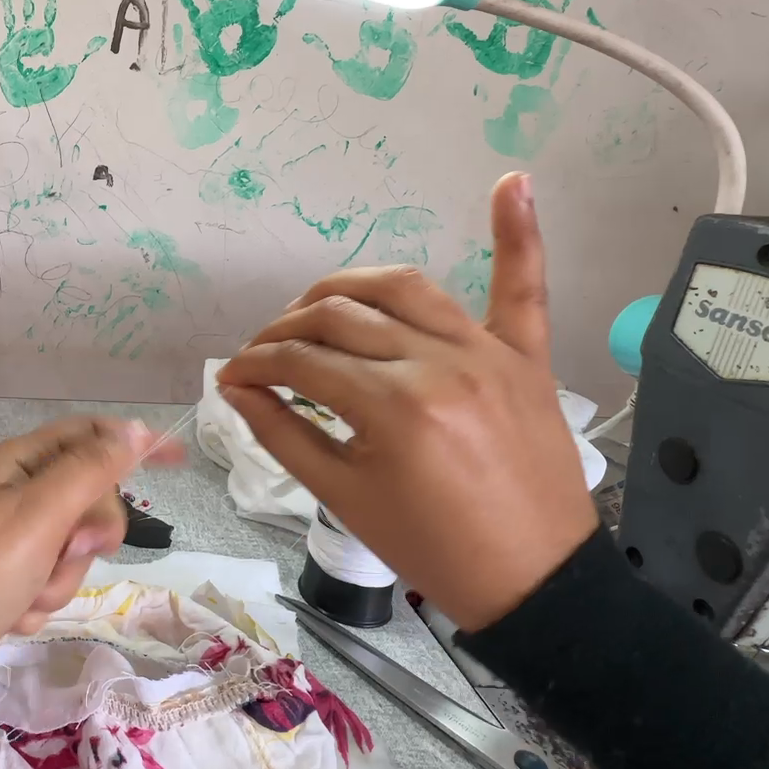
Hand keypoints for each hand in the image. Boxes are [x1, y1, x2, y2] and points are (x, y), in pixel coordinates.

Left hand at [0, 417, 171, 699]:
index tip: (179, 459)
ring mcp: (6, 534)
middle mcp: (14, 490)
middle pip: (87, 499)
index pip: (91, 435)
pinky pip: (45, 581)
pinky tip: (9, 615)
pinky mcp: (1, 574)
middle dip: (86, 538)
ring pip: (70, 550)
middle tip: (64, 552)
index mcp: (19, 462)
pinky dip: (37, 602)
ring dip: (58, 580)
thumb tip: (134, 428)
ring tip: (23, 595)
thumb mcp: (36, 518)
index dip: (134, 442)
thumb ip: (88, 471)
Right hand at [216, 172, 595, 630]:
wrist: (538, 586)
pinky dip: (519, 233)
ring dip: (344, 286)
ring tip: (312, 303)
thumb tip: (234, 387)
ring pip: (400, 287)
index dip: (253, 366)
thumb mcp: (341, 496)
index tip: (231, 378)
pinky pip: (522, 287)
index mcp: (393, 408)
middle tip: (260, 355)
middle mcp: (438, 364)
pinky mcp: (524, 356)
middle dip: (283, 329)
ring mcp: (487, 353)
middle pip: (338, 317)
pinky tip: (510, 182)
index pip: (299, 362)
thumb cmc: (430, 548)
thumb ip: (280, 431)